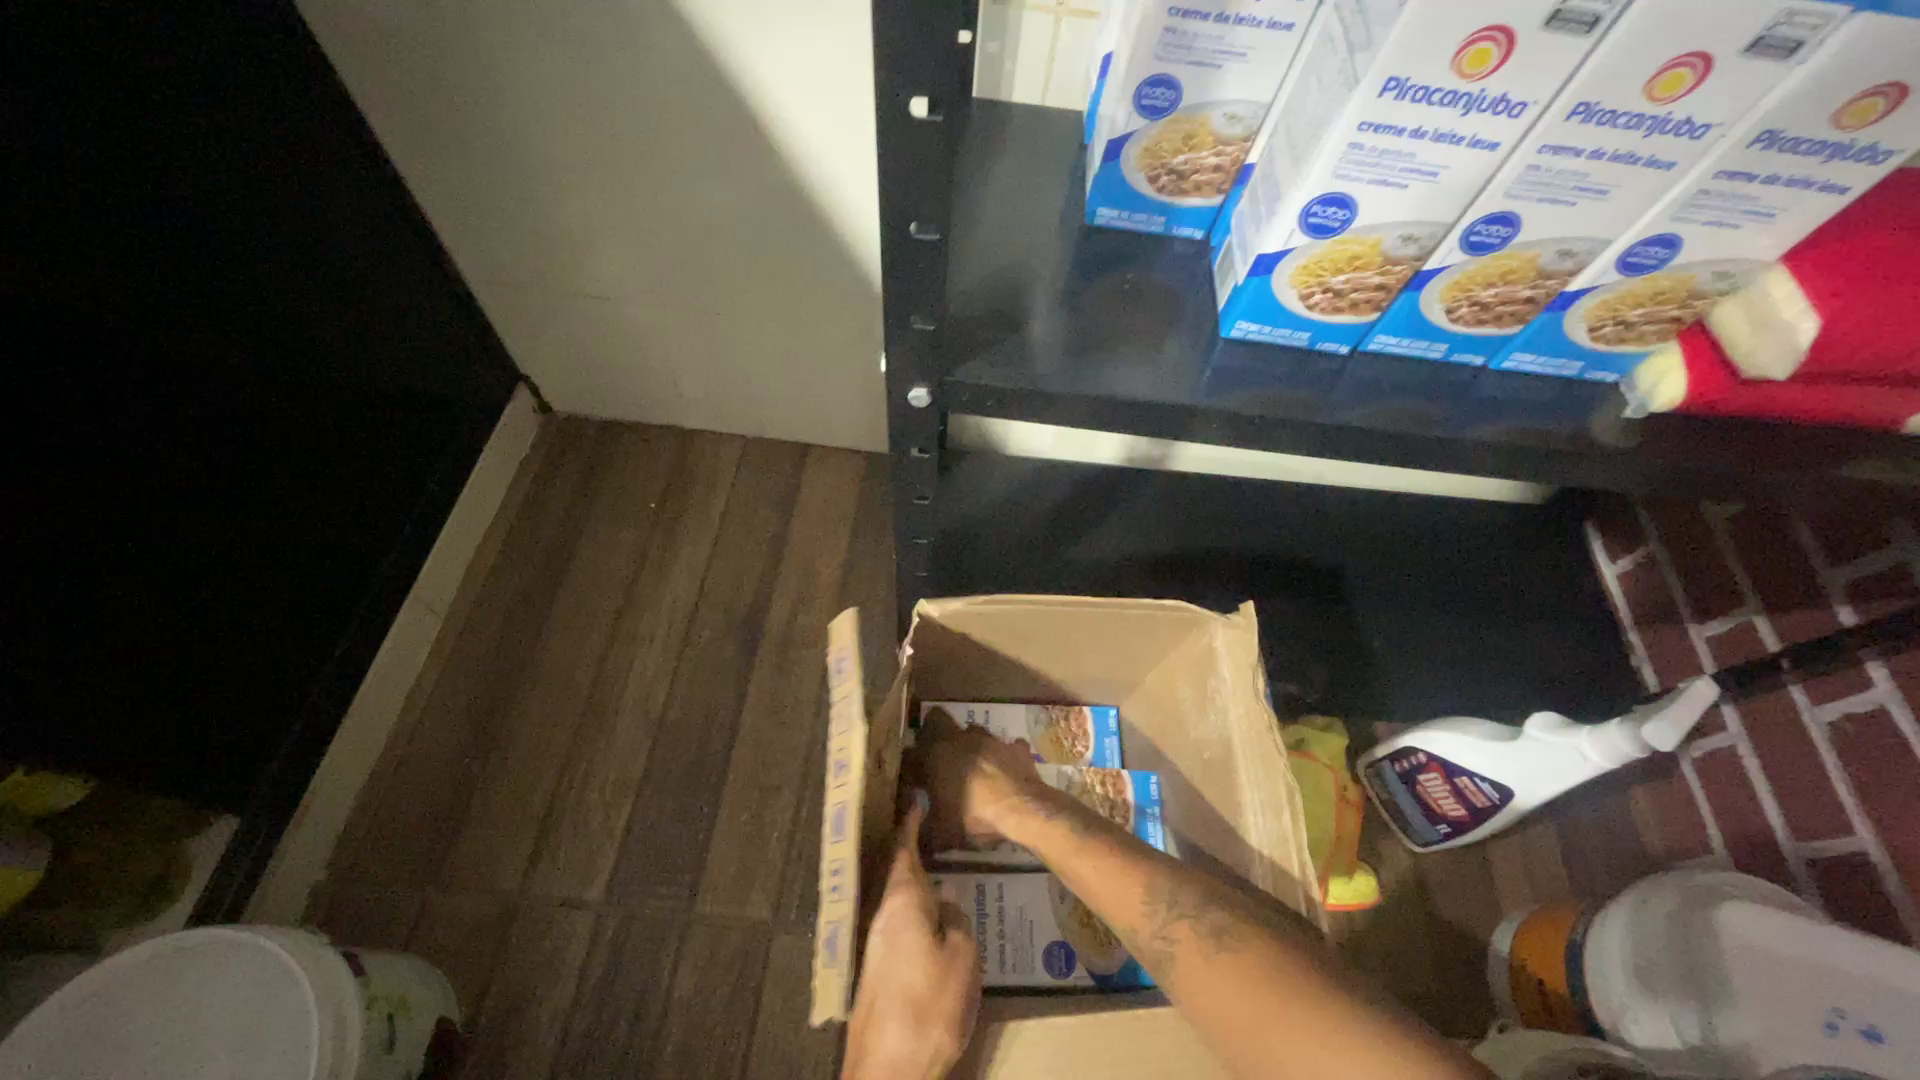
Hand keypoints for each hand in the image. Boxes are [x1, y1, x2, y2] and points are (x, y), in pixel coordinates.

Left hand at [842, 793, 980, 1079]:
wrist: (888, 1069)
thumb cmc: (929, 1005)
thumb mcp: (962, 956)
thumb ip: (957, 921)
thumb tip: (946, 907)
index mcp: (901, 901)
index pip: (904, 848)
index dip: (910, 822)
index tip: (915, 798)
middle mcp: (881, 915)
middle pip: (895, 871)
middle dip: (910, 848)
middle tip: (931, 829)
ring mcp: (875, 944)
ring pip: (896, 898)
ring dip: (913, 881)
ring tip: (938, 870)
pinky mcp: (877, 971)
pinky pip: (896, 923)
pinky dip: (912, 908)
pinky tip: (930, 919)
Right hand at [909, 708, 1045, 852]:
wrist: (1022, 809)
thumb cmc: (974, 816)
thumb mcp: (942, 832)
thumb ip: (924, 829)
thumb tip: (913, 835)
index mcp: (936, 754)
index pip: (913, 744)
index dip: (912, 758)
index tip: (916, 773)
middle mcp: (960, 738)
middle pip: (938, 718)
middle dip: (935, 732)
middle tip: (938, 757)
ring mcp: (991, 739)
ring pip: (973, 731)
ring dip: (970, 744)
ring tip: (973, 766)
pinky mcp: (1016, 747)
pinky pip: (1007, 747)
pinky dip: (1004, 756)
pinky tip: (1005, 771)